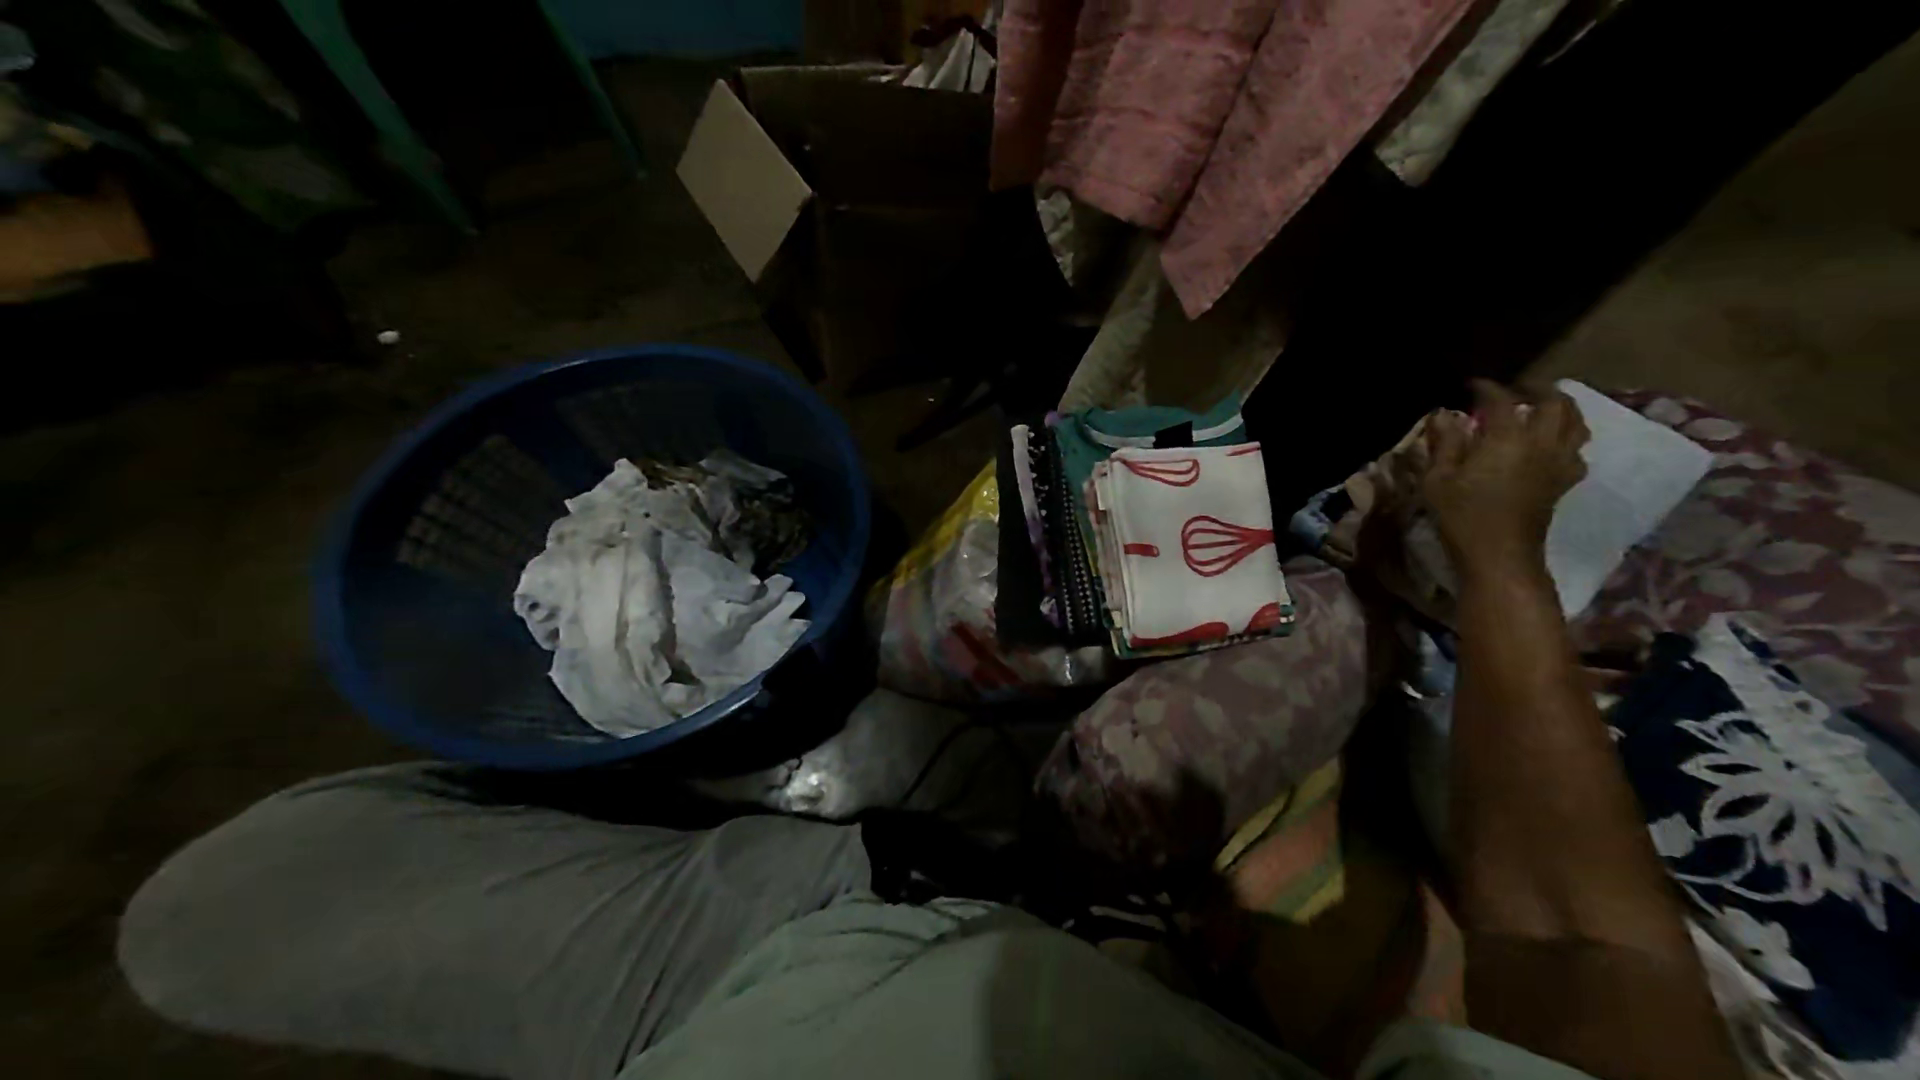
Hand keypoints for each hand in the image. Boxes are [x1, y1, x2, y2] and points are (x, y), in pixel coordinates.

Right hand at [1423, 381, 1588, 581]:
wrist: (1500, 555)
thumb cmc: (1461, 516)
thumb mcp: (1438, 479)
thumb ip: (1444, 444)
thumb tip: (1443, 415)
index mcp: (1507, 440)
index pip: (1501, 401)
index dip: (1486, 389)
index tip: (1471, 385)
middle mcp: (1541, 444)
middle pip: (1554, 403)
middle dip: (1535, 389)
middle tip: (1514, 390)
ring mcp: (1559, 462)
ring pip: (1575, 423)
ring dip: (1561, 408)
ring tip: (1542, 407)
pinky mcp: (1565, 481)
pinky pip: (1577, 448)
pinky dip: (1567, 437)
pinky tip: (1551, 443)